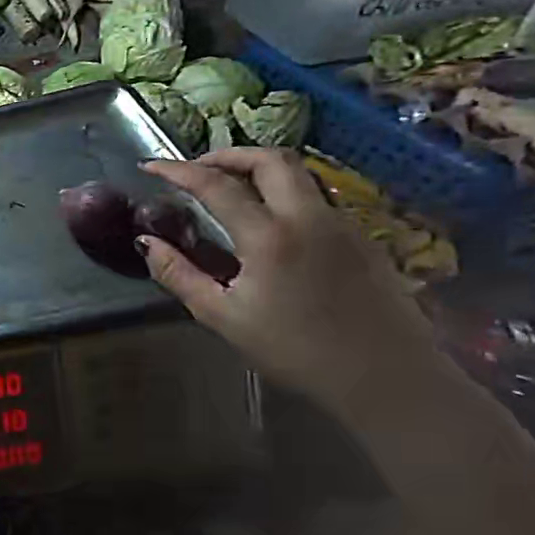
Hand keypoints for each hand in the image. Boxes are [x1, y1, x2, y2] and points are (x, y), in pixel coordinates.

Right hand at [140, 148, 443, 413]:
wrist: (388, 379)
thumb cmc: (295, 351)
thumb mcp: (221, 316)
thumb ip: (178, 274)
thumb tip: (147, 242)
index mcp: (270, 236)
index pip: (216, 185)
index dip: (177, 171)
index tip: (150, 166)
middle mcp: (310, 218)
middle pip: (271, 160)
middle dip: (228, 155)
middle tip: (196, 168)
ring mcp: (343, 226)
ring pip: (299, 176)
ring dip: (258, 170)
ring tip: (227, 189)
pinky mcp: (363, 240)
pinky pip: (315, 200)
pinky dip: (282, 194)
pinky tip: (266, 223)